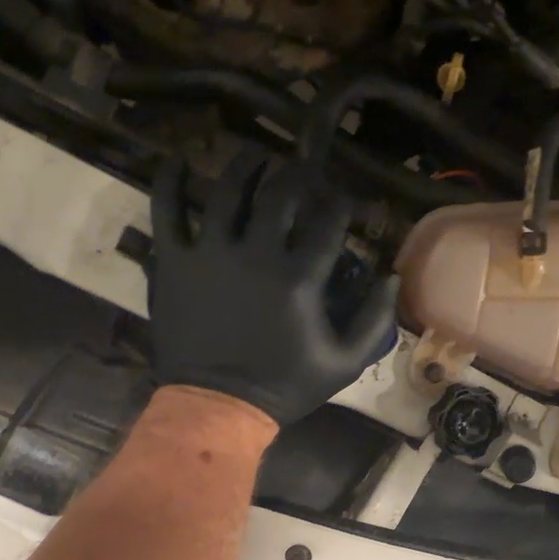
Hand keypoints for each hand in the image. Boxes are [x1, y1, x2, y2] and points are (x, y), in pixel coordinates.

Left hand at [149, 151, 397, 425]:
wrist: (219, 405)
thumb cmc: (286, 386)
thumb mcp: (345, 362)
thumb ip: (374, 319)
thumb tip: (392, 276)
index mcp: (299, 278)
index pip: (327, 222)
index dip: (341, 204)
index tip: (346, 198)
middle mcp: (256, 253)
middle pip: (279, 195)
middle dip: (297, 175)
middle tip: (303, 169)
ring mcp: (210, 252)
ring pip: (227, 191)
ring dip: (244, 166)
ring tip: (255, 154)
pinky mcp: (174, 260)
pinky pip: (167, 209)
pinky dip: (170, 180)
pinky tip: (178, 159)